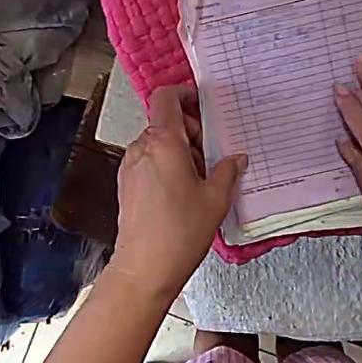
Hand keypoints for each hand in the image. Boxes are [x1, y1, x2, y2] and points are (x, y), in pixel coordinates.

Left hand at [109, 85, 245, 298]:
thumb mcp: (216, 198)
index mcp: (163, 142)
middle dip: (189, 132)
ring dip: (178, 151)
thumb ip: (228, 170)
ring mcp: (130, 167)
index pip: (166, 98)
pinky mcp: (126, 185)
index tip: (201, 105)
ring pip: (156, 144)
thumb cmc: (179, 232)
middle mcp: (141, 149)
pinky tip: (182, 192)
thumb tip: (236, 159)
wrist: (145, 267)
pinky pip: (147, 162)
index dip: (184, 95)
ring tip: (199, 178)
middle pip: (165, 122)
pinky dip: (165, 166)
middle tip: (210, 155)